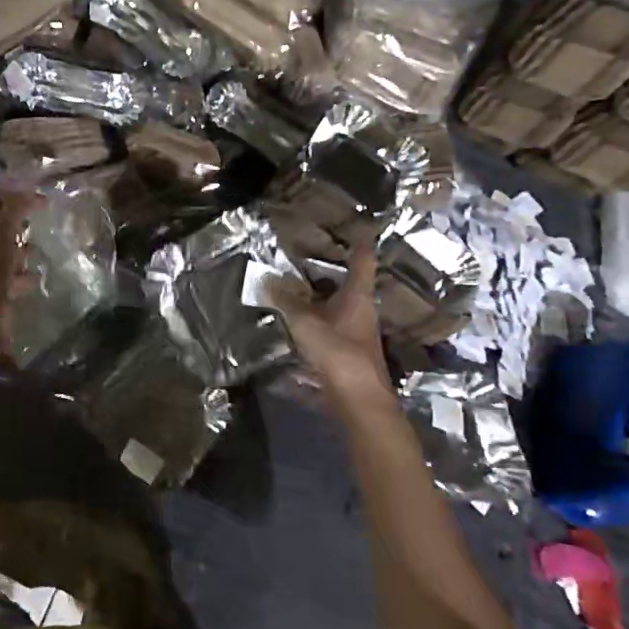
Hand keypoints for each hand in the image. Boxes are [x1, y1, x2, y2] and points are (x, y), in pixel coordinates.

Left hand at [0, 193, 39, 382]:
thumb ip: (13, 211)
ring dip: (24, 253)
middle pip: (1, 232)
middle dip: (20, 227)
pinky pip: (15, 281)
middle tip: (42, 224)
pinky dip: (26, 278)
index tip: (44, 201)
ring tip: (40, 252)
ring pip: (9, 257)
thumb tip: (29, 192)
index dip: (16, 200)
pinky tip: (36, 280)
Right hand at [269, 244, 392, 395]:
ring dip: (321, 301)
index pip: (362, 261)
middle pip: (349, 286)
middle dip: (330, 273)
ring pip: (338, 309)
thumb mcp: (306, 324)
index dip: (360, 242)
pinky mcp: (348, 355)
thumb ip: (286, 302)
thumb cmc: (339, 354)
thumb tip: (266, 279)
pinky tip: (296, 327)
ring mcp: (357, 335)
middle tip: (308, 258)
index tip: (358, 226)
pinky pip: (330, 330)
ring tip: (295, 290)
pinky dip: (316, 324)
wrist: (359, 402)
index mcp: (358, 297)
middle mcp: (361, 312)